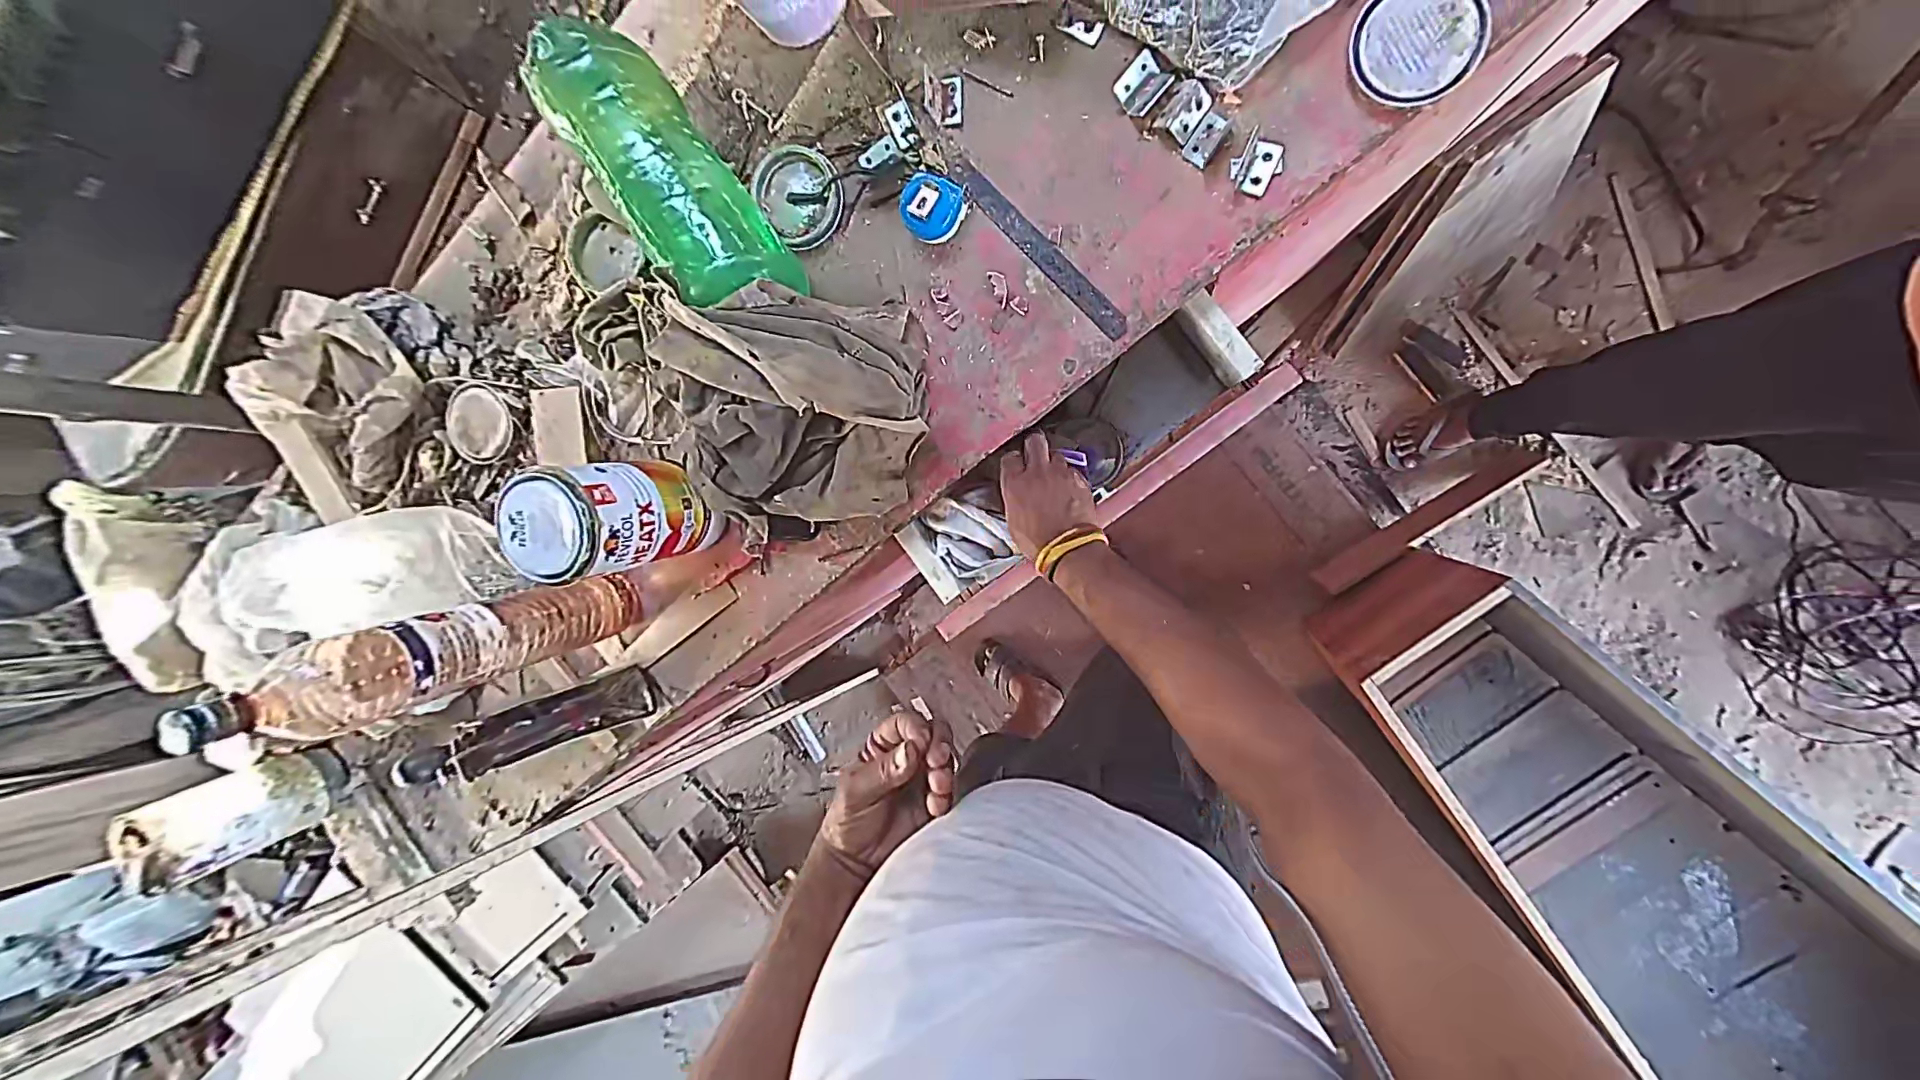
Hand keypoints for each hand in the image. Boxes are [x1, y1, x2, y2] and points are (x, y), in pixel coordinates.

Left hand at [816, 707, 954, 878]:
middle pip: (932, 734)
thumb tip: (910, 750)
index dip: (914, 727)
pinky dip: (947, 795)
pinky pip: (950, 789)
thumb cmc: (847, 822)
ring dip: (945, 769)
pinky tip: (934, 806)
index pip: (904, 723)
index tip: (919, 741)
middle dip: (939, 743)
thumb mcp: (856, 791)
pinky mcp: (934, 802)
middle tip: (935, 758)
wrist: (856, 864)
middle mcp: (906, 758)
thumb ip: (883, 770)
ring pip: (945, 759)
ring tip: (935, 785)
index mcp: (883, 747)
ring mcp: (922, 779)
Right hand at [998, 431, 1096, 559]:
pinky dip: (1071, 476)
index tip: (1016, 465)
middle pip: (1035, 441)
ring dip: (1055, 463)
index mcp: (1015, 483)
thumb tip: (1017, 496)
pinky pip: (1073, 469)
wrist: (1067, 547)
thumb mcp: (1014, 521)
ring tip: (1055, 476)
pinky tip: (1069, 488)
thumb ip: (1014, 499)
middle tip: (1036, 455)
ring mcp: (1060, 473)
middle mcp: (1037, 472)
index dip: (1014, 461)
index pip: (1010, 458)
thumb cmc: (1039, 541)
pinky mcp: (1079, 479)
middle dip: (1035, 445)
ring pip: (1057, 454)